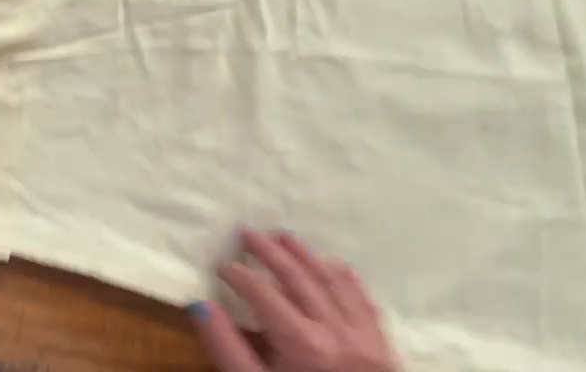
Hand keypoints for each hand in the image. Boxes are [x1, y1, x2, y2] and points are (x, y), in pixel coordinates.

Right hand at [191, 228, 396, 371]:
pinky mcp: (387, 353)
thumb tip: (199, 304)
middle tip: (247, 232)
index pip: (261, 291)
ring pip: (334, 284)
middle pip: (298, 279)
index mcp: (302, 344)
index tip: (220, 266)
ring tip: (285, 237)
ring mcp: (366, 342)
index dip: (237, 274)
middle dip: (270, 252)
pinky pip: (367, 306)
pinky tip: (337, 266)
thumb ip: (227, 347)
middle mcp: (337, 334)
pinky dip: (349, 282)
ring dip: (307, 257)